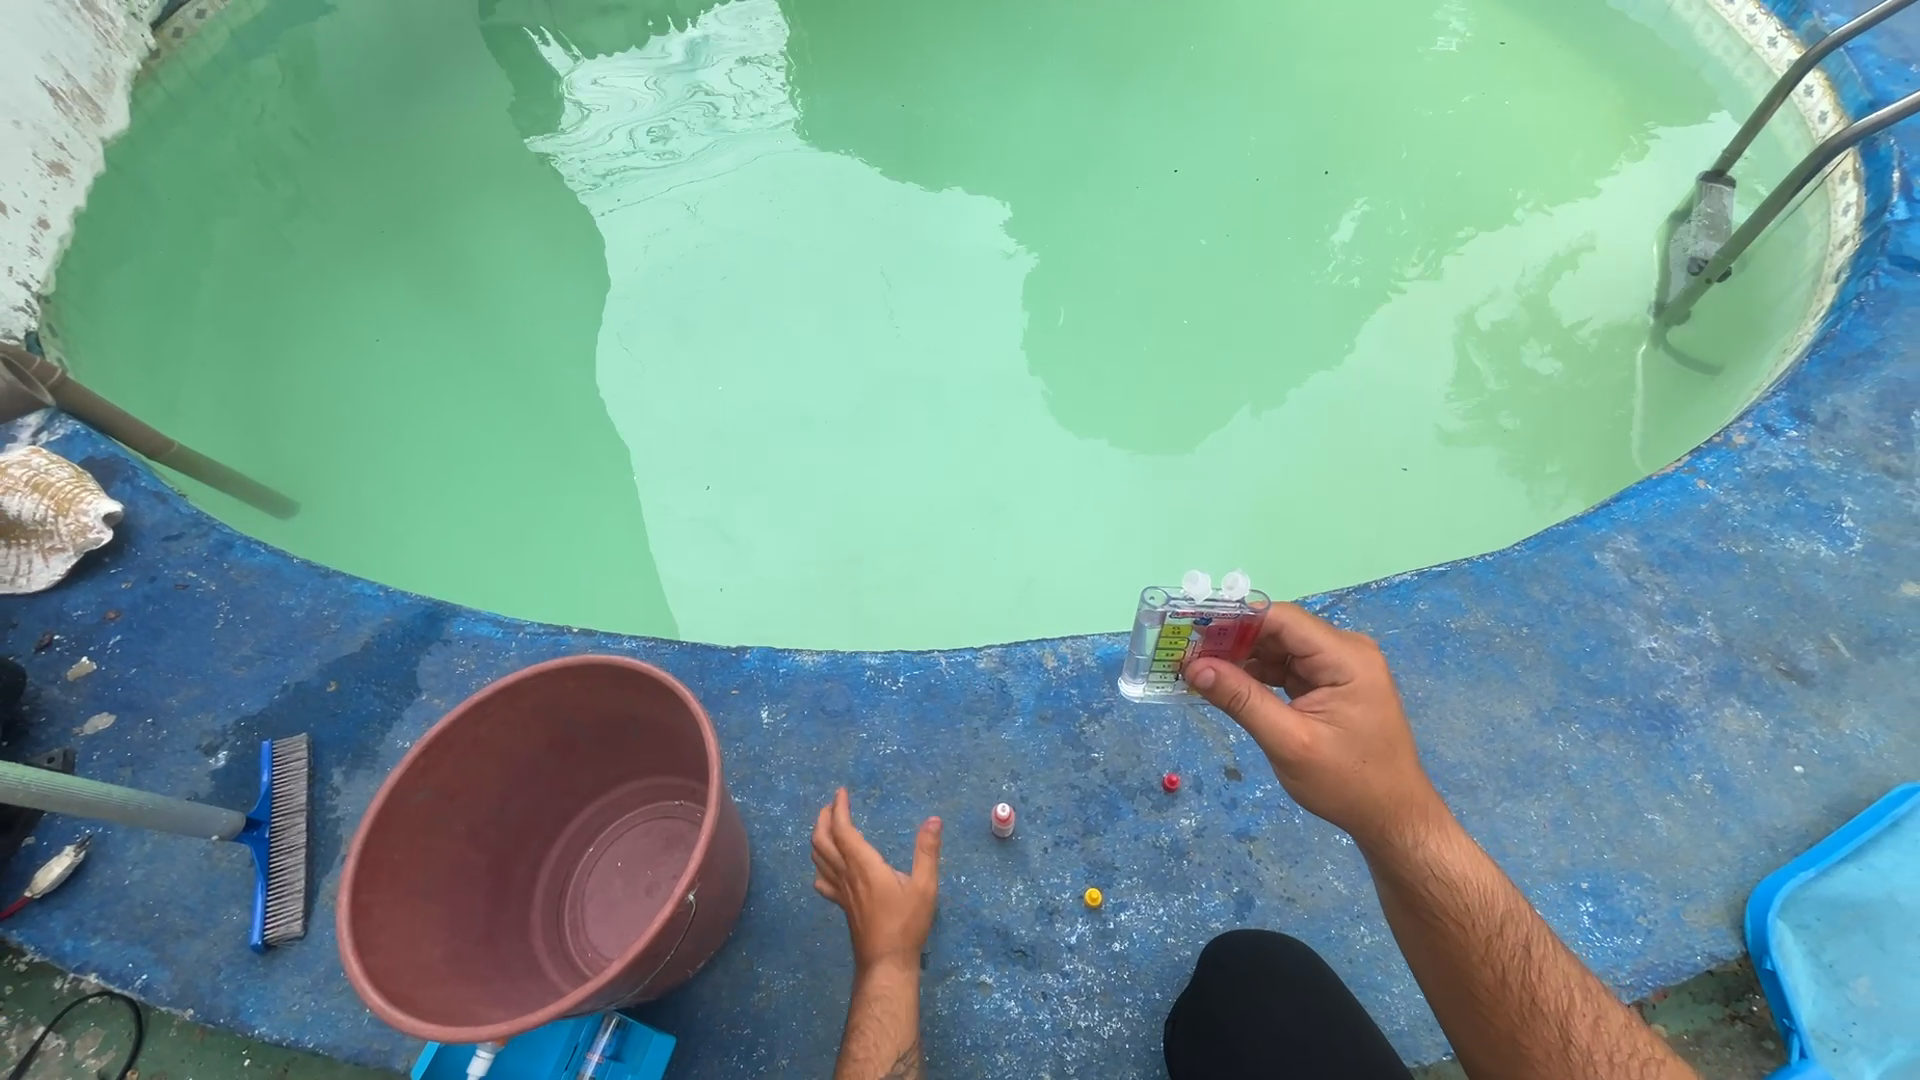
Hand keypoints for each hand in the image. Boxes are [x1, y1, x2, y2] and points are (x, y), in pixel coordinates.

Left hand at [812, 788, 942, 974]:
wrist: (886, 962)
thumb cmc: (906, 923)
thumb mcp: (925, 886)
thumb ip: (927, 851)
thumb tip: (934, 820)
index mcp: (863, 865)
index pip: (842, 829)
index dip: (838, 808)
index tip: (841, 792)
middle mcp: (846, 874)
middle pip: (822, 840)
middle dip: (823, 818)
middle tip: (833, 804)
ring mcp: (840, 891)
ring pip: (818, 859)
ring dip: (819, 837)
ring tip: (829, 826)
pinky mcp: (841, 904)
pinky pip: (822, 880)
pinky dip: (820, 865)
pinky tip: (827, 866)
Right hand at [1186, 603, 1445, 849]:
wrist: (1393, 819)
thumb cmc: (1348, 783)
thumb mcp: (1288, 742)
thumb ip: (1241, 699)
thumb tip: (1193, 667)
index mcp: (1345, 657)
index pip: (1280, 619)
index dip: (1232, 620)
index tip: (1190, 630)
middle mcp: (1345, 651)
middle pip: (1277, 629)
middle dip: (1231, 639)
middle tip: (1185, 652)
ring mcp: (1338, 666)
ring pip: (1278, 646)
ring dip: (1239, 656)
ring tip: (1197, 667)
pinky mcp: (1329, 682)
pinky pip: (1285, 665)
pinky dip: (1255, 672)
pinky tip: (1225, 682)